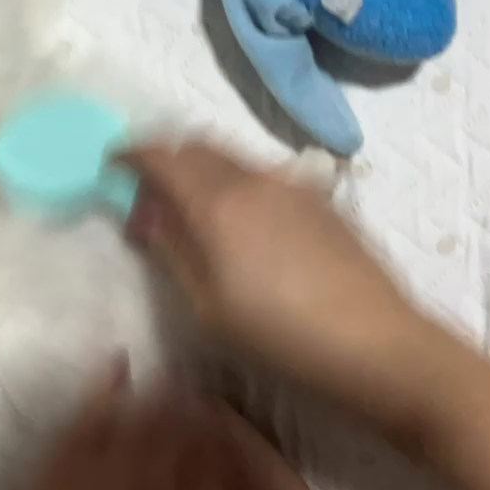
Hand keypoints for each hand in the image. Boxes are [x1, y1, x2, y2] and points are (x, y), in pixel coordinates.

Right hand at [123, 141, 451, 433]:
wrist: (376, 343)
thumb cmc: (279, 334)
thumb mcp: (207, 303)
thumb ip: (172, 248)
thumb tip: (146, 213)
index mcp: (218, 202)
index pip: (163, 156)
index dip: (132, 155)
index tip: (113, 167)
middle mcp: (254, 179)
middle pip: (198, 146)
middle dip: (166, 158)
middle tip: (149, 192)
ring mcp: (293, 184)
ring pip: (233, 157)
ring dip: (201, 168)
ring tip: (192, 207)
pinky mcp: (321, 199)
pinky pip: (263, 173)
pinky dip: (235, 181)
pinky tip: (242, 221)